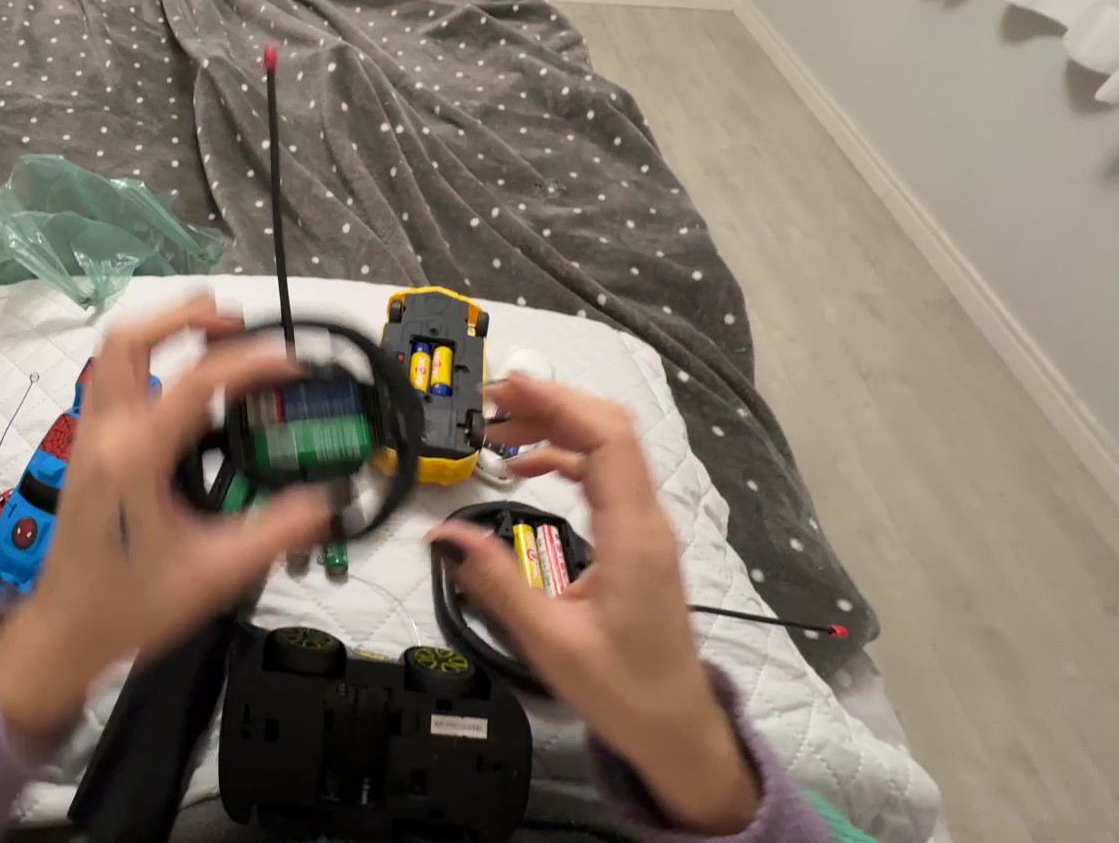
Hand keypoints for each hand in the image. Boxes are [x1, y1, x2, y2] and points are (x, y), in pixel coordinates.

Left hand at [0, 295, 333, 750]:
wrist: (66, 631)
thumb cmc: (133, 604)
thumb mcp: (216, 573)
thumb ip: (277, 530)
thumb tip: (329, 499)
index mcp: (135, 457)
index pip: (196, 381)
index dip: (250, 362)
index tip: (292, 363)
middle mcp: (106, 432)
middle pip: (129, 338)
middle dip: (183, 314)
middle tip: (236, 320)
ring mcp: (90, 435)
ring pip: (114, 351)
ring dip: (162, 328)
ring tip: (215, 330)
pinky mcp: (90, 444)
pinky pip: (114, 376)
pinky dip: (149, 355)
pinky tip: (185, 375)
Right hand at [425, 376, 758, 834]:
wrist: (679, 731)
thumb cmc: (621, 690)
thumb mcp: (547, 640)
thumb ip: (493, 581)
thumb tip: (440, 534)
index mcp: (632, 535)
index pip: (607, 440)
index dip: (559, 402)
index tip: (508, 387)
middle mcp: (646, 518)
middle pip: (608, 430)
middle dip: (550, 403)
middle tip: (490, 403)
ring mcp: (645, 525)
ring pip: (606, 447)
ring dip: (554, 425)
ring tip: (497, 429)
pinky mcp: (636, 535)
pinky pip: (603, 473)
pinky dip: (564, 454)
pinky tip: (527, 464)